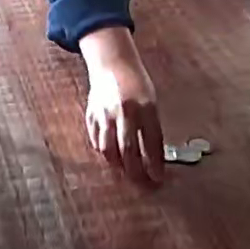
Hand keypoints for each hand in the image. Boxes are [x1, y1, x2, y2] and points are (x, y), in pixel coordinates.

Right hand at [76, 26, 163, 186]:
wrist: (112, 65)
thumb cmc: (136, 84)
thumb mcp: (150, 102)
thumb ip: (149, 126)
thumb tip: (151, 155)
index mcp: (145, 107)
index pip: (152, 142)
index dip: (155, 162)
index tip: (158, 178)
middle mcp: (124, 112)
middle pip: (128, 150)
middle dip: (135, 170)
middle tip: (141, 183)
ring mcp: (105, 115)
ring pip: (108, 149)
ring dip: (117, 165)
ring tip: (124, 173)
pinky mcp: (91, 117)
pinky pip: (96, 141)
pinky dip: (103, 151)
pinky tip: (110, 157)